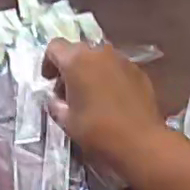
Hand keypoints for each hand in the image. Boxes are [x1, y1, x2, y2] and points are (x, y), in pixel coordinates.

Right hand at [43, 39, 172, 180]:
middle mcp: (100, 53)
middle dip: (70, 68)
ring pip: (100, 59)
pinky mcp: (139, 72)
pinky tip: (112, 100)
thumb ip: (56, 105)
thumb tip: (56, 99)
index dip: (48, 63)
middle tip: (69, 92)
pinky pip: (117, 69)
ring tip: (91, 96)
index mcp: (77, 61)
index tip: (49, 81)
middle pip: (78, 51)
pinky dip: (110, 79)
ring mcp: (122, 60)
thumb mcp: (67, 122)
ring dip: (91, 72)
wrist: (140, 142)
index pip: (55, 47)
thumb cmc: (97, 131)